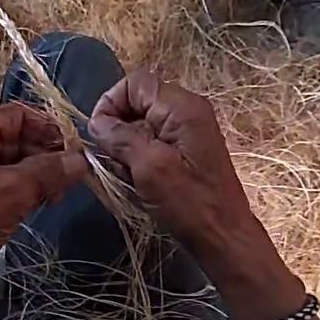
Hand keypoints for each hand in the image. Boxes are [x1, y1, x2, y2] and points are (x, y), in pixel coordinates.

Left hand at [0, 103, 87, 311]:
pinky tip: (42, 200)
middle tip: (68, 175)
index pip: (16, 113)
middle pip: (15, 135)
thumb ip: (51, 169)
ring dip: (38, 172)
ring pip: (12, 157)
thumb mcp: (16, 189)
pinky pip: (4, 175)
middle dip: (44, 154)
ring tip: (56, 193)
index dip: (47, 128)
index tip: (71, 150)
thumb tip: (81, 161)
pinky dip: (24, 184)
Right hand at [88, 72, 305, 319]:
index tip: (98, 133)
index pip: (136, 82)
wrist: (222, 237)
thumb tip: (97, 122)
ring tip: (126, 175)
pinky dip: (136, 158)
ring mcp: (186, 132)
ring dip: (125, 147)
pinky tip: (136, 181)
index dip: (111, 102)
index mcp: (182, 107)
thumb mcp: (149, 167)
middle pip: (137, 103)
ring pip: (140, 125)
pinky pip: (150, 143)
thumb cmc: (188, 203)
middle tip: (111, 160)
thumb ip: (121, 138)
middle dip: (116, 128)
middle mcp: (186, 111)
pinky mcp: (184, 151)